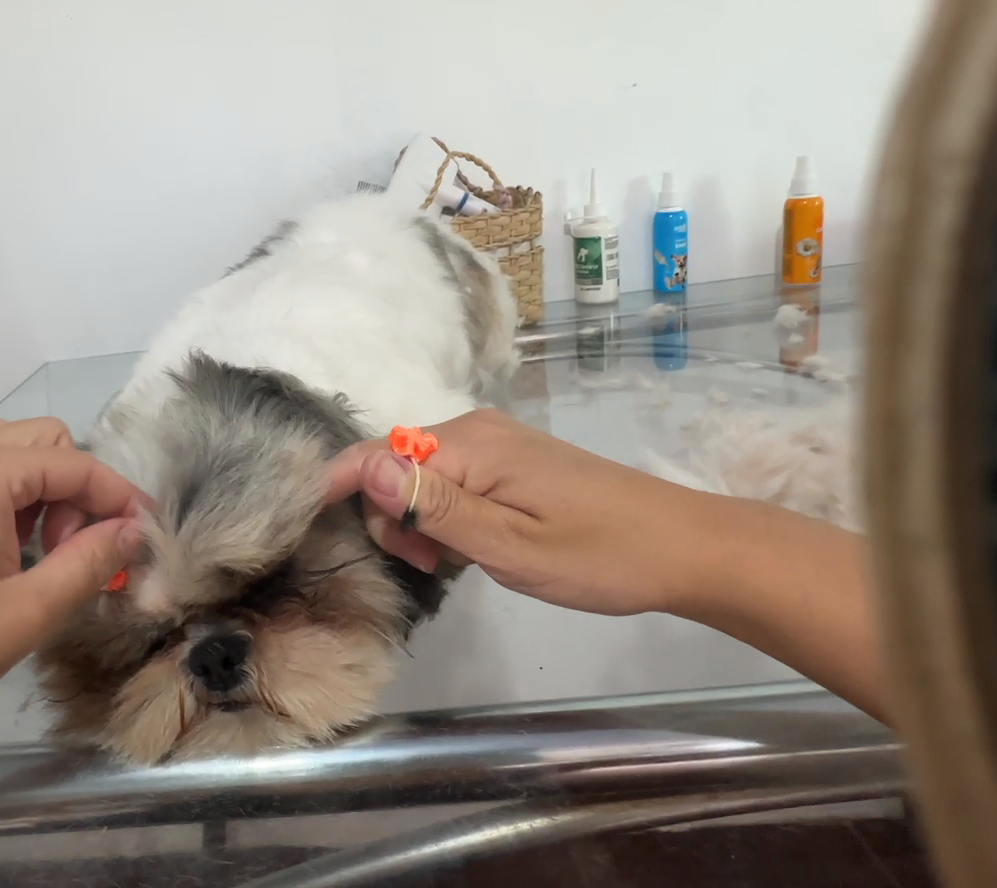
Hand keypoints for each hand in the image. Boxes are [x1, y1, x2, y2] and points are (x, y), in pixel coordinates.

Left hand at [0, 418, 147, 756]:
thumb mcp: (23, 614)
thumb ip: (89, 563)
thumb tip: (131, 531)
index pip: (78, 464)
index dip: (121, 499)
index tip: (146, 540)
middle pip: (44, 445)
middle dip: (77, 493)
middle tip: (73, 557)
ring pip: (7, 458)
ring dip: (41, 497)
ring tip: (36, 563)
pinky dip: (3, 504)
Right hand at [325, 409, 698, 615]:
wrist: (683, 546)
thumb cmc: (597, 554)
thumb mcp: (509, 546)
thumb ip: (434, 507)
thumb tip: (365, 466)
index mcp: (468, 444)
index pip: (376, 452)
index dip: (338, 484)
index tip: (313, 527)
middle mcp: (474, 430)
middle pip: (393, 464)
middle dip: (391, 515)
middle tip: (427, 566)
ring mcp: (493, 442)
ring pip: (420, 475)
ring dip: (417, 519)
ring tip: (452, 563)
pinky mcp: (509, 459)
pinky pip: (450, 480)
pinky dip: (444, 514)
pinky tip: (470, 544)